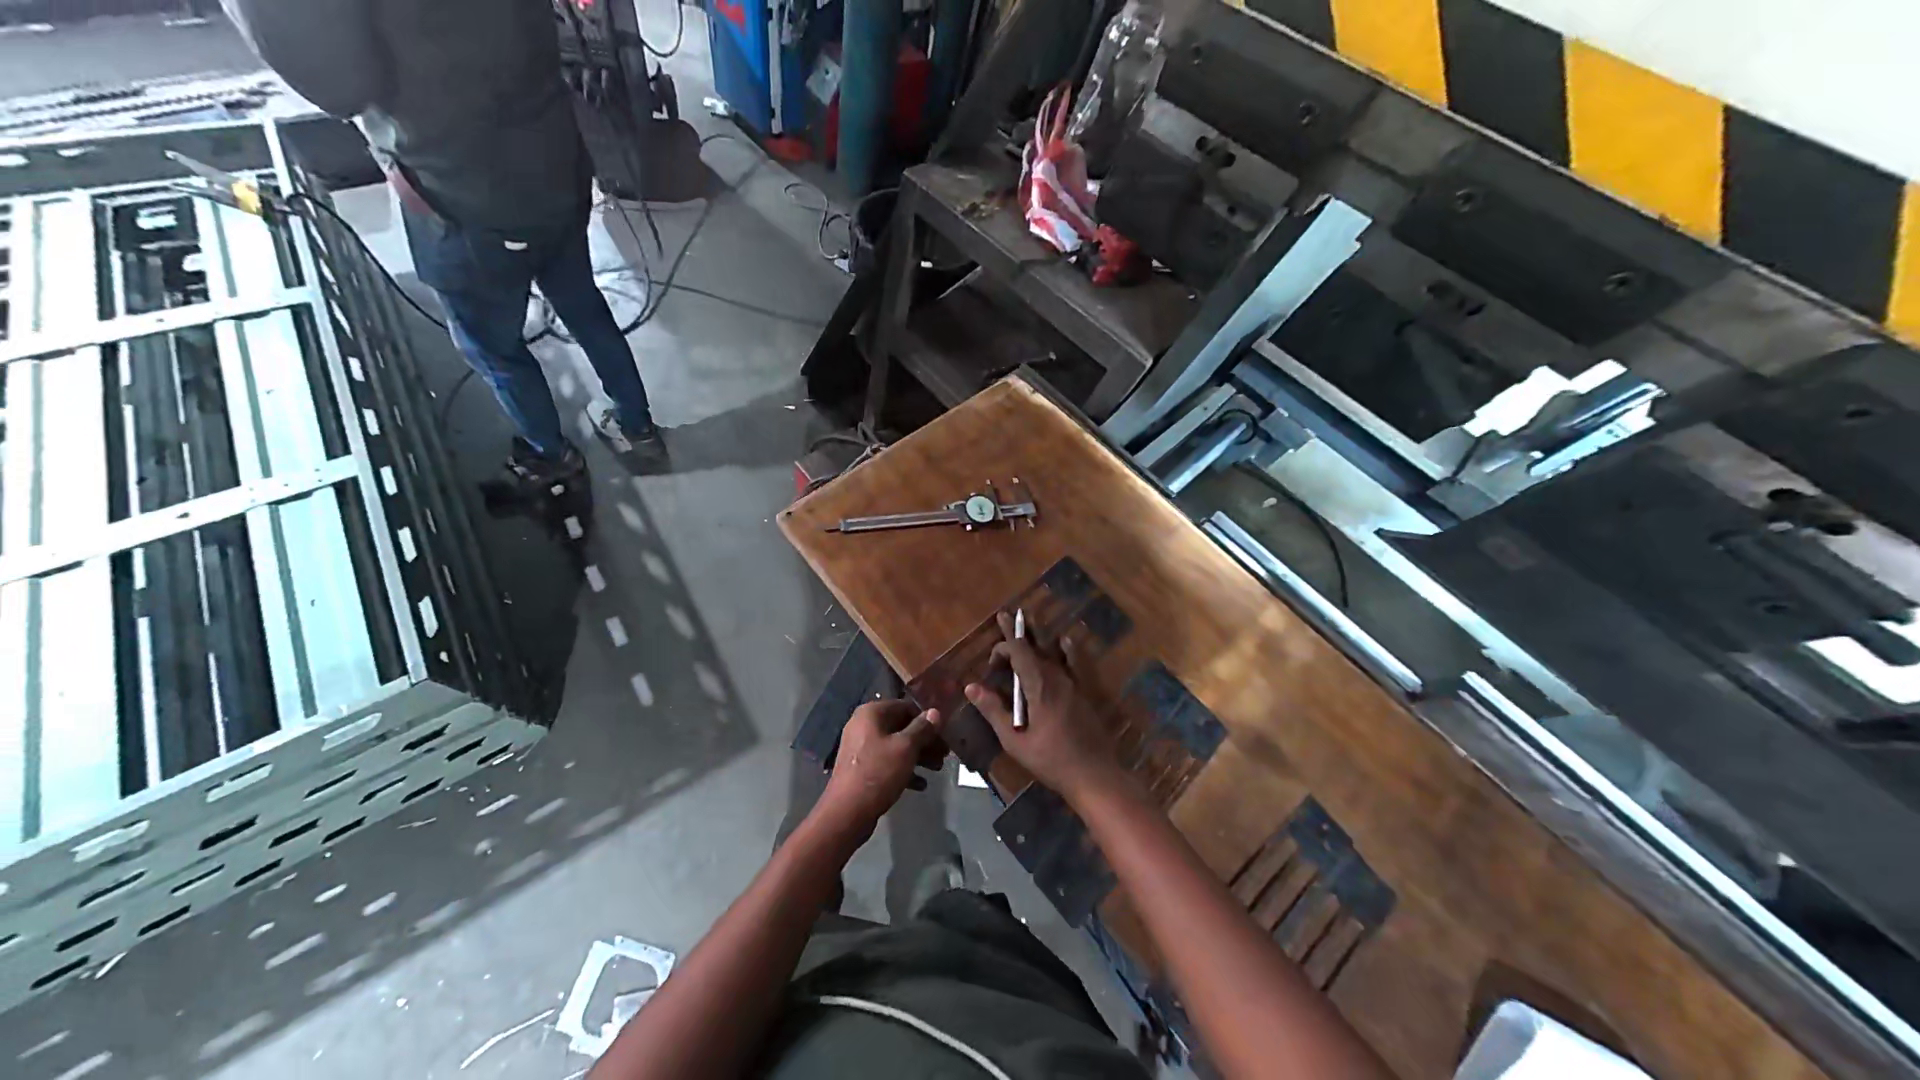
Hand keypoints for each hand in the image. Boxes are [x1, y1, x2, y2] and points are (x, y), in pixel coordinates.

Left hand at [820, 701, 944, 829]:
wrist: (847, 812)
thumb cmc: (878, 772)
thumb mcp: (906, 748)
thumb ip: (922, 728)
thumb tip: (935, 712)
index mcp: (871, 713)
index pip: (906, 707)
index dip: (927, 719)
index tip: (944, 733)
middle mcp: (864, 725)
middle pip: (901, 727)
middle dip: (924, 741)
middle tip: (944, 754)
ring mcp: (861, 748)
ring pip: (896, 746)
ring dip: (918, 756)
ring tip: (937, 768)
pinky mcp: (862, 768)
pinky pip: (888, 763)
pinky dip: (904, 770)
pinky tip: (921, 784)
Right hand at [966, 612, 1125, 802]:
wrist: (1094, 775)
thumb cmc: (1050, 759)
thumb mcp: (1014, 740)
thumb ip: (993, 711)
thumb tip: (971, 687)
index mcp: (1039, 685)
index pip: (1018, 651)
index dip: (1003, 647)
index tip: (990, 663)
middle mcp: (1058, 676)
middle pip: (1036, 645)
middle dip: (1019, 631)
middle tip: (1006, 614)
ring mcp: (1075, 683)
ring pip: (1054, 651)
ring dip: (1039, 636)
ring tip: (1031, 619)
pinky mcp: (1086, 693)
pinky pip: (1077, 663)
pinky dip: (1069, 650)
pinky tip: (1066, 641)